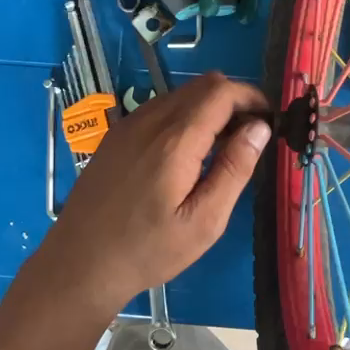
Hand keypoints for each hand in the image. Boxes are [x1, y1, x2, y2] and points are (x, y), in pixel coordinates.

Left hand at [35, 73, 270, 313]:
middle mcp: (149, 121)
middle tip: (250, 138)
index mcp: (174, 141)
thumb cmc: (148, 251)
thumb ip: (234, 170)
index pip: (221, 91)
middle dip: (234, 100)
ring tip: (223, 148)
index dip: (251, 97)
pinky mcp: (116, 135)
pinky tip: (188, 154)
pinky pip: (159, 108)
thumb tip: (260, 127)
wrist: (79, 264)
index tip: (269, 121)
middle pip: (202, 85)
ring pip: (180, 94)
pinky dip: (184, 117)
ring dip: (209, 108)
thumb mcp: (204, 222)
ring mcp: (127, 125)